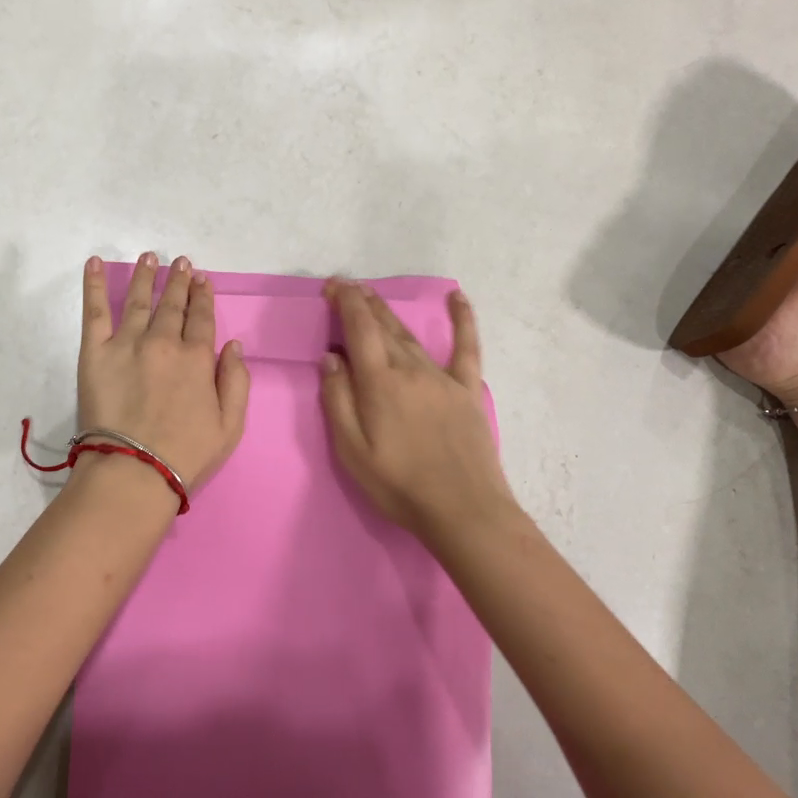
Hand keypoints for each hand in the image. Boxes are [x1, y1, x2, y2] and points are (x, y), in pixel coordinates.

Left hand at [77, 254, 250, 488]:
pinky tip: (94, 263)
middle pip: (172, 305)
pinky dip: (93, 284)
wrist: (134, 470)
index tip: (202, 280)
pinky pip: (94, 310)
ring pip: (138, 300)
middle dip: (179, 281)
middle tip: (181, 262)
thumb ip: (236, 381)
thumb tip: (234, 345)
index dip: (203, 297)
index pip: (202, 318)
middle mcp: (163, 342)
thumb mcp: (230, 426)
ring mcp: (127, 343)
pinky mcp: (94, 352)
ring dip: (145, 276)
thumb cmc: (186, 454)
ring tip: (149, 257)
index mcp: (197, 358)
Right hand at [320, 281, 515, 539]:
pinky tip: (458, 299)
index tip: (332, 286)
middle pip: (383, 326)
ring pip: (410, 335)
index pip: (358, 328)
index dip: (345, 302)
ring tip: (372, 294)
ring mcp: (442, 378)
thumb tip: (330, 358)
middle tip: (345, 286)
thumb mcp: (351, 450)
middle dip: (362, 302)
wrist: (464, 511)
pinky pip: (466, 348)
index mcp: (379, 382)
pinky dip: (463, 320)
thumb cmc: (399, 485)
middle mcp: (410, 369)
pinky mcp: (467, 390)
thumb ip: (337, 400)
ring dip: (389, 311)